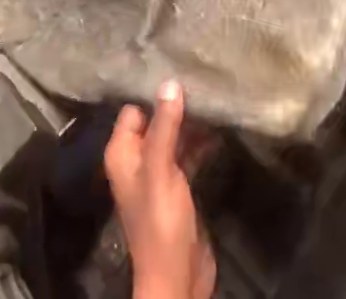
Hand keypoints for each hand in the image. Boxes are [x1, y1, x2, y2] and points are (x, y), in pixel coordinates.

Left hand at [105, 81, 214, 298]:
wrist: (178, 277)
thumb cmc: (161, 222)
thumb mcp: (161, 170)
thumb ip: (164, 127)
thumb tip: (169, 82)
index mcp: (123, 154)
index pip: (135, 109)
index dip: (154, 92)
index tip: (180, 69)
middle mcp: (138, 159)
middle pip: (157, 119)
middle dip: (178, 103)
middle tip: (205, 79)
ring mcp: (159, 172)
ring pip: (175, 134)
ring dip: (193, 121)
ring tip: (217, 96)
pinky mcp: (179, 184)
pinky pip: (189, 152)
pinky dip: (201, 140)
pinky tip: (222, 126)